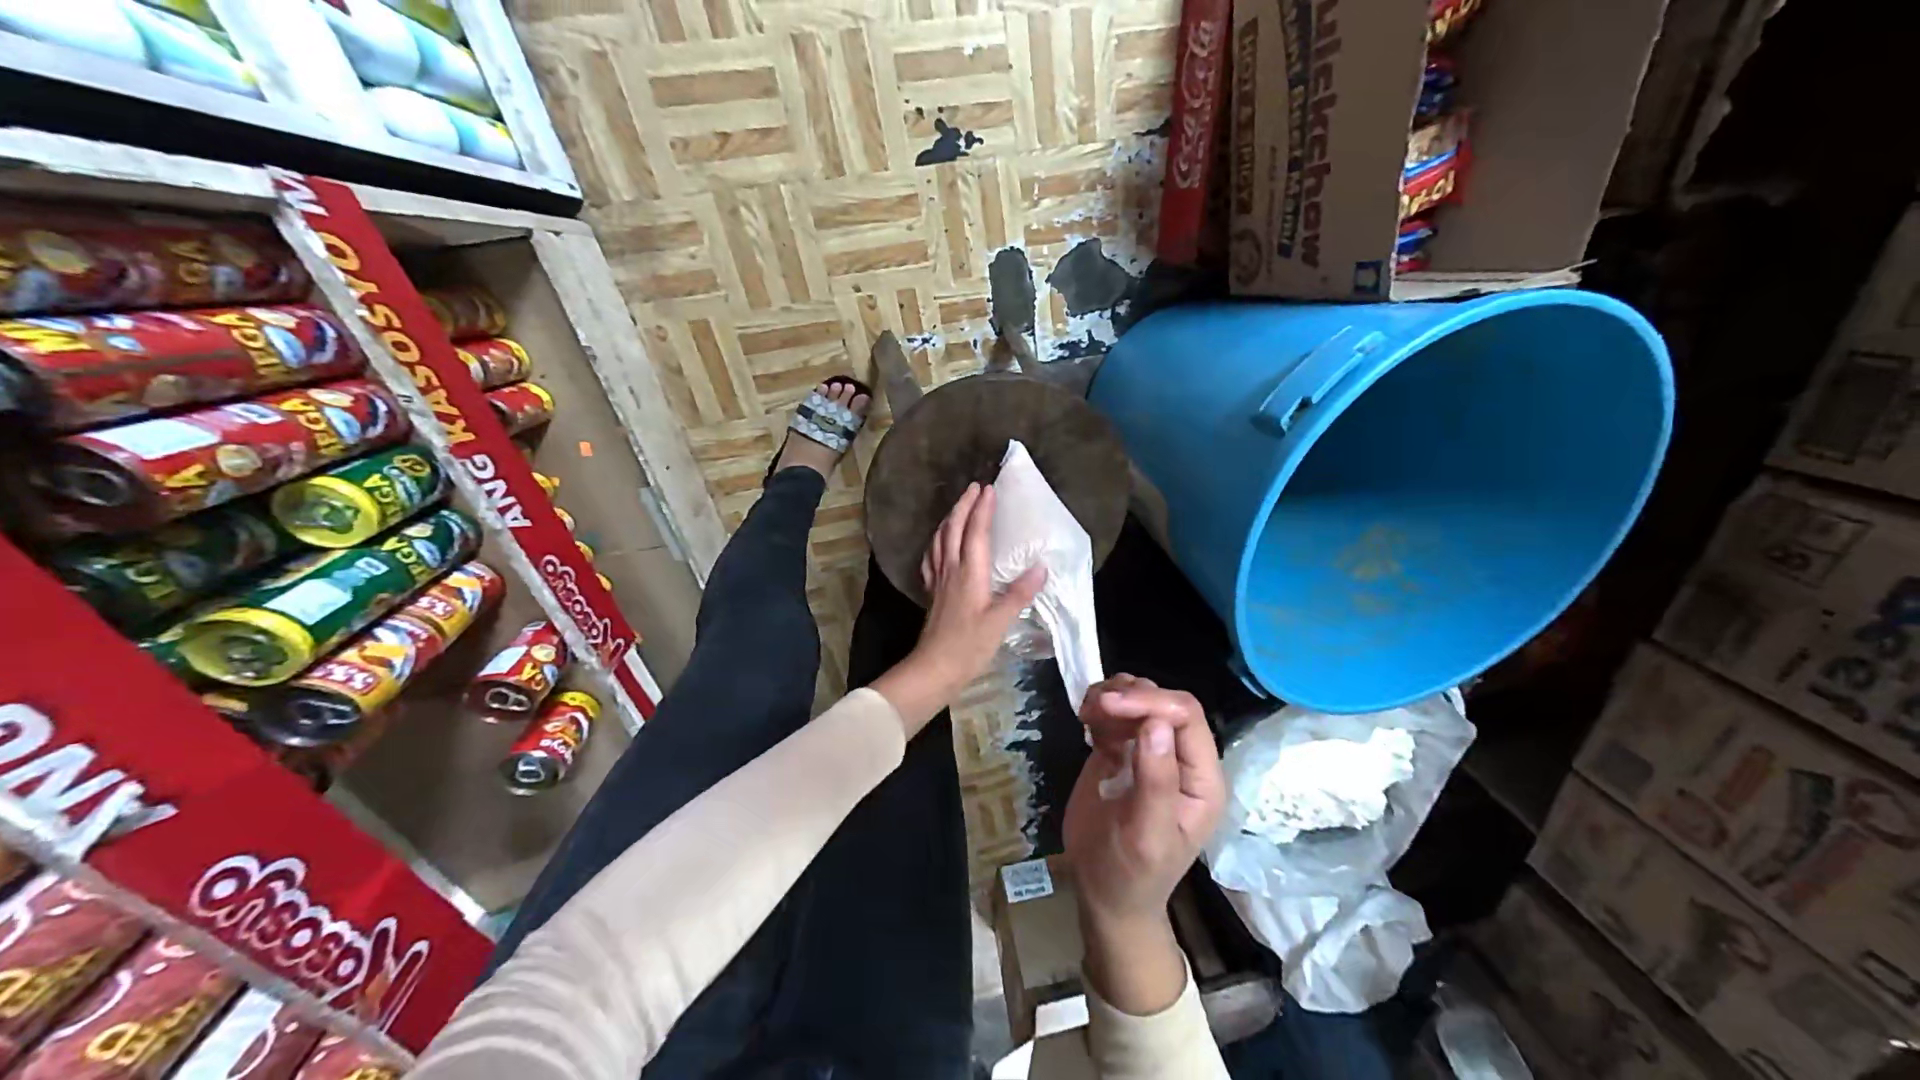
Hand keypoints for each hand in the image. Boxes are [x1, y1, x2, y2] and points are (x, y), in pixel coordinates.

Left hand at [870, 483, 1044, 735]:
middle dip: (963, 505)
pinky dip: (937, 542)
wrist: (934, 667)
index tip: (989, 488)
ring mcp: (938, 581)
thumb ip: (1019, 592)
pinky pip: (932, 557)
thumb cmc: (969, 646)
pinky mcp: (932, 593)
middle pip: (953, 529)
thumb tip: (1041, 567)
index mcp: (969, 573)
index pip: (975, 532)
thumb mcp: (1000, 621)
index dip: (982, 509)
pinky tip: (939, 545)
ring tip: (958, 508)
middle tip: (974, 488)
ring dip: (949, 519)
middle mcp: (950, 570)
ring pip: (940, 540)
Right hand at [1064, 676, 1225, 1013]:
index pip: (1186, 717)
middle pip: (1164, 702)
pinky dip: (1101, 705)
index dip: (1151, 702)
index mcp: (1202, 779)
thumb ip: (1156, 781)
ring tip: (1087, 713)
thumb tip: (1155, 725)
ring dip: (1114, 695)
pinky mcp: (1124, 751)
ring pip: (1141, 699)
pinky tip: (1085, 719)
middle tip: (1092, 709)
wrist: (1104, 893)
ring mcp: (1152, 752)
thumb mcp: (1145, 835)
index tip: (1108, 705)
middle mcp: (1183, 759)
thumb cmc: (1130, 874)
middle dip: (1130, 696)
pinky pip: (1118, 713)